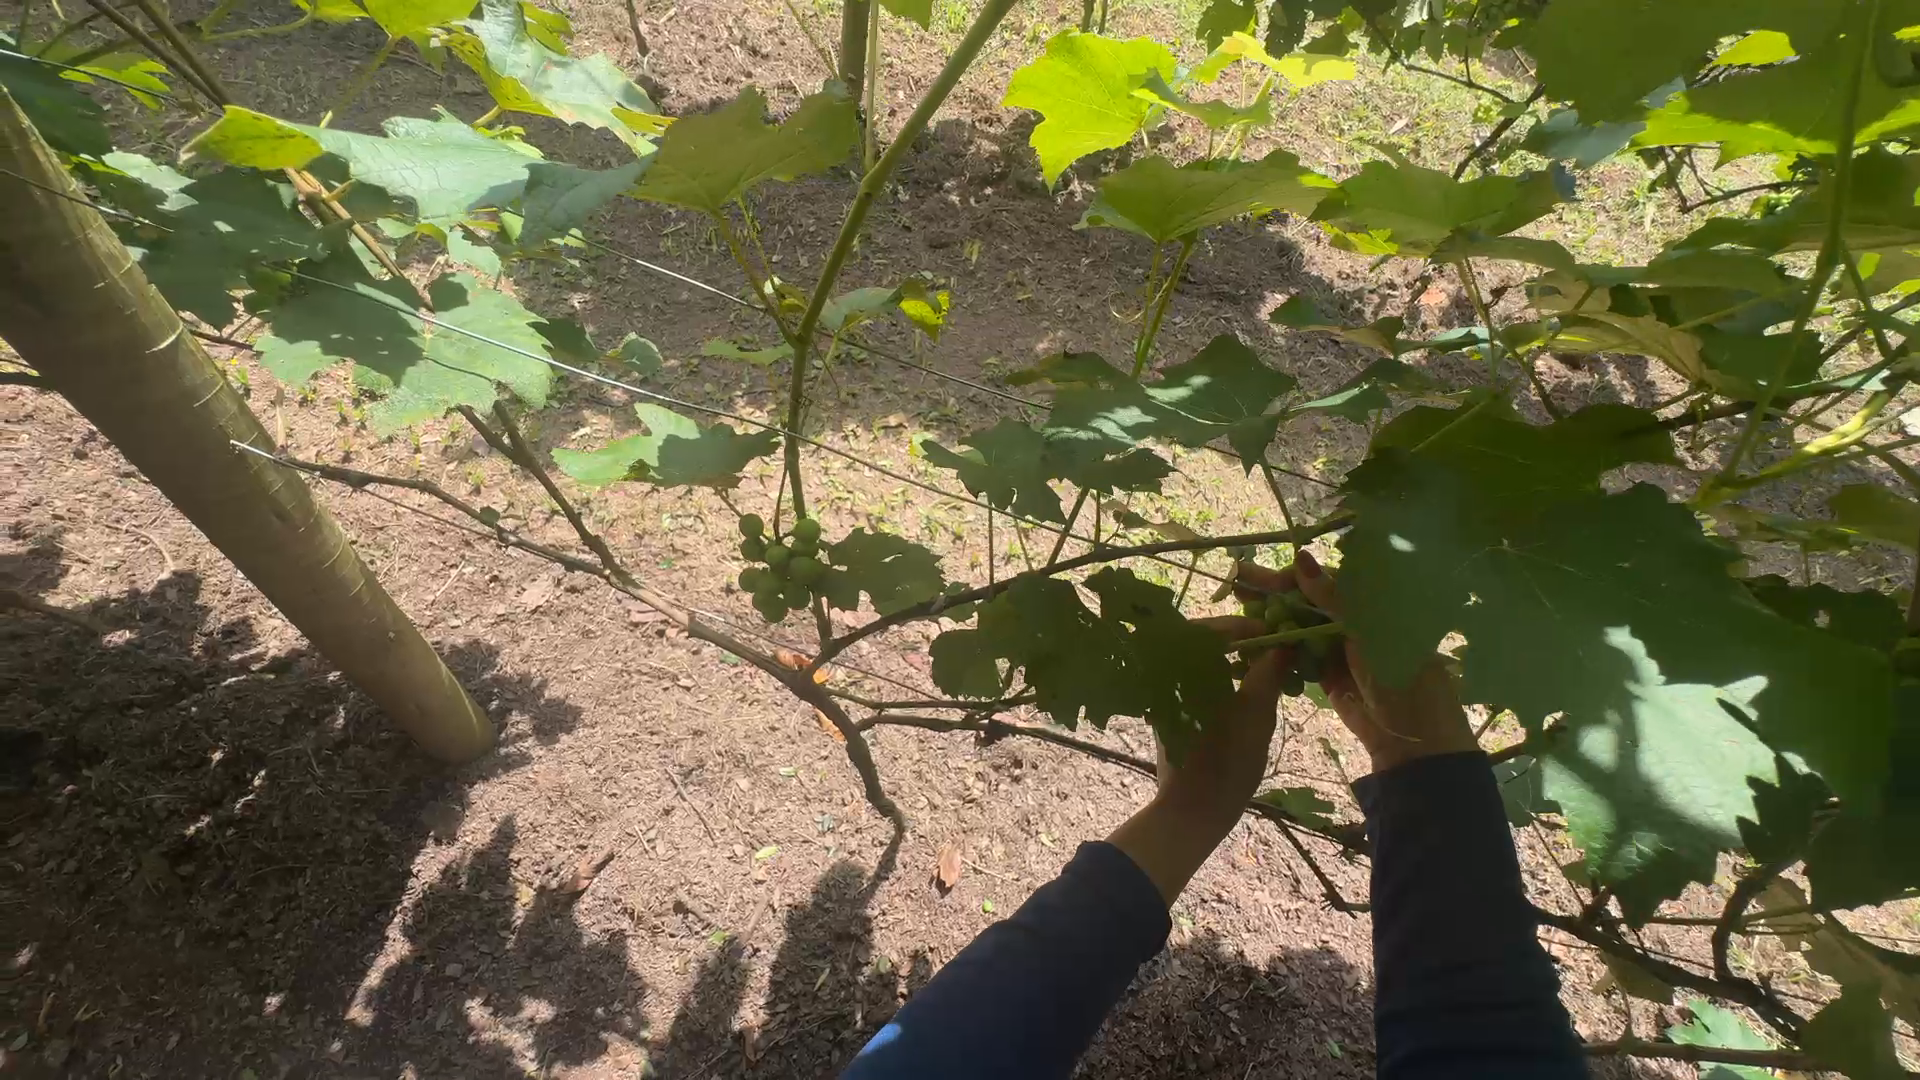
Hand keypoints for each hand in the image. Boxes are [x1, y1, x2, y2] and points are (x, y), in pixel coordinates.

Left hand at [1106, 607, 1290, 905]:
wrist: (1191, 810)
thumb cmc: (1226, 762)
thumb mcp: (1257, 714)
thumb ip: (1268, 673)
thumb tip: (1282, 644)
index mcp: (1179, 667)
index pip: (1210, 629)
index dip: (1244, 626)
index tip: (1275, 632)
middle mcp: (1164, 673)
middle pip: (1201, 641)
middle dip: (1238, 639)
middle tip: (1270, 646)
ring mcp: (1163, 692)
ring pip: (1198, 660)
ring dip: (1230, 658)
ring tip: (1264, 666)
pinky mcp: (1168, 708)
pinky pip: (1193, 679)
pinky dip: (1218, 676)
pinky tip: (1244, 686)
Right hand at [1240, 550, 1474, 773]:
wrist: (1412, 740)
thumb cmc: (1400, 677)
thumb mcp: (1366, 631)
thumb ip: (1331, 597)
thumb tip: (1300, 557)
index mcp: (1371, 606)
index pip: (1323, 581)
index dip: (1290, 577)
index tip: (1260, 577)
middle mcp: (1353, 623)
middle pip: (1306, 601)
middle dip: (1272, 593)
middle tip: (1237, 584)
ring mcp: (1338, 649)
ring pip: (1297, 627)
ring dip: (1268, 618)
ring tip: (1237, 607)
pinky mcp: (1326, 674)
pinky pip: (1296, 655)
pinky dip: (1275, 648)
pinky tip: (1248, 638)